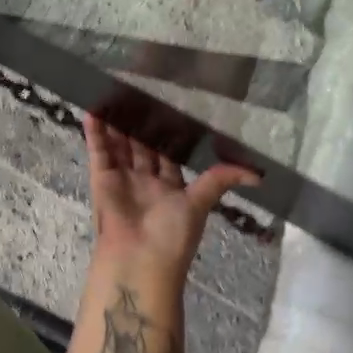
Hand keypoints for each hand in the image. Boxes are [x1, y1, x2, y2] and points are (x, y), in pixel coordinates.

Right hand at [83, 114, 258, 278]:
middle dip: (138, 125)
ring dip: (115, 124)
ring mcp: (121, 176)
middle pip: (140, 146)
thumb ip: (217, 181)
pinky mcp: (101, 175)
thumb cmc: (173, 232)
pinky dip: (95, 133)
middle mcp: (144, 178)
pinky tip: (93, 113)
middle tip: (136, 96)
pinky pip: (98, 150)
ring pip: (118, 144)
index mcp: (169, 186)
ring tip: (113, 98)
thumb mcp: (199, 204)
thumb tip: (259, 175)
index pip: (166, 154)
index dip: (165, 134)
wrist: (140, 255)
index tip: (165, 110)